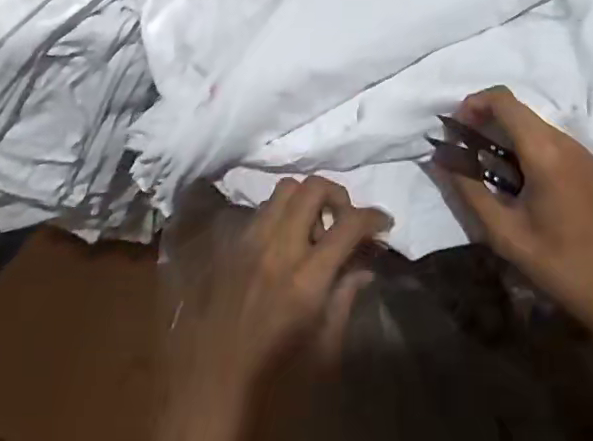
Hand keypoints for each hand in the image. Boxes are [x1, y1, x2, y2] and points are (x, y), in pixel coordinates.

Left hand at [158, 177, 389, 440]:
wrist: (208, 405)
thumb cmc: (275, 388)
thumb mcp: (324, 352)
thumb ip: (345, 298)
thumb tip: (362, 265)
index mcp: (305, 279)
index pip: (349, 223)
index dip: (374, 216)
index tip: (384, 224)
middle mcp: (276, 250)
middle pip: (312, 188)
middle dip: (339, 196)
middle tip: (347, 221)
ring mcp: (247, 247)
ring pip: (283, 191)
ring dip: (306, 200)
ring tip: (314, 230)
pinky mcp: (227, 254)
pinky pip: (259, 213)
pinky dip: (280, 215)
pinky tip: (284, 246)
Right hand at [441, 88, 592, 440]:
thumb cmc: (556, 263)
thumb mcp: (503, 232)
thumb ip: (469, 189)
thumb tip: (441, 158)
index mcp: (545, 152)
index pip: (504, 100)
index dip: (473, 104)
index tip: (453, 129)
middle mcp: (564, 140)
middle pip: (517, 108)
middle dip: (484, 118)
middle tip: (462, 149)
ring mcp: (579, 150)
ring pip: (531, 123)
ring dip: (503, 132)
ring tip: (482, 166)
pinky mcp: (585, 163)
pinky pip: (546, 139)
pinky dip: (522, 144)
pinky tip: (512, 178)